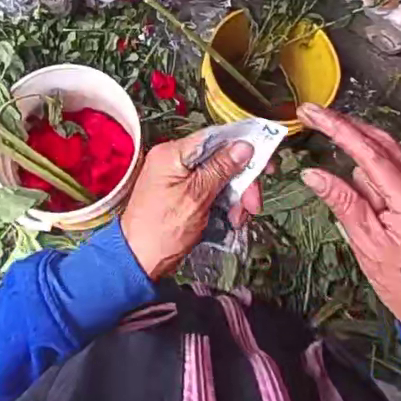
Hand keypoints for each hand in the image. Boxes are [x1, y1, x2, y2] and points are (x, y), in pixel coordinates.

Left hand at [120, 130, 260, 280]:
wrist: (137, 264)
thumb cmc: (162, 231)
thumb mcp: (197, 197)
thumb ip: (220, 169)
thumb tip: (243, 145)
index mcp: (172, 153)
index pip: (214, 137)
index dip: (242, 145)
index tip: (264, 157)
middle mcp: (174, 159)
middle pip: (220, 158)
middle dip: (241, 180)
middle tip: (253, 203)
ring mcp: (177, 177)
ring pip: (218, 176)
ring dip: (235, 196)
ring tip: (240, 218)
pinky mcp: (181, 193)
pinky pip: (210, 189)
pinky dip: (224, 203)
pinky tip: (231, 219)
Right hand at [298, 103, 400, 347]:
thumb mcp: (368, 247)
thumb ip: (344, 203)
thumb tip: (314, 173)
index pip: (370, 153)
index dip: (338, 128)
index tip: (313, 113)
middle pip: (385, 143)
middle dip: (350, 129)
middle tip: (317, 118)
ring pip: (396, 157)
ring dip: (367, 161)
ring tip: (362, 206)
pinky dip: (384, 176)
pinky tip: (375, 203)